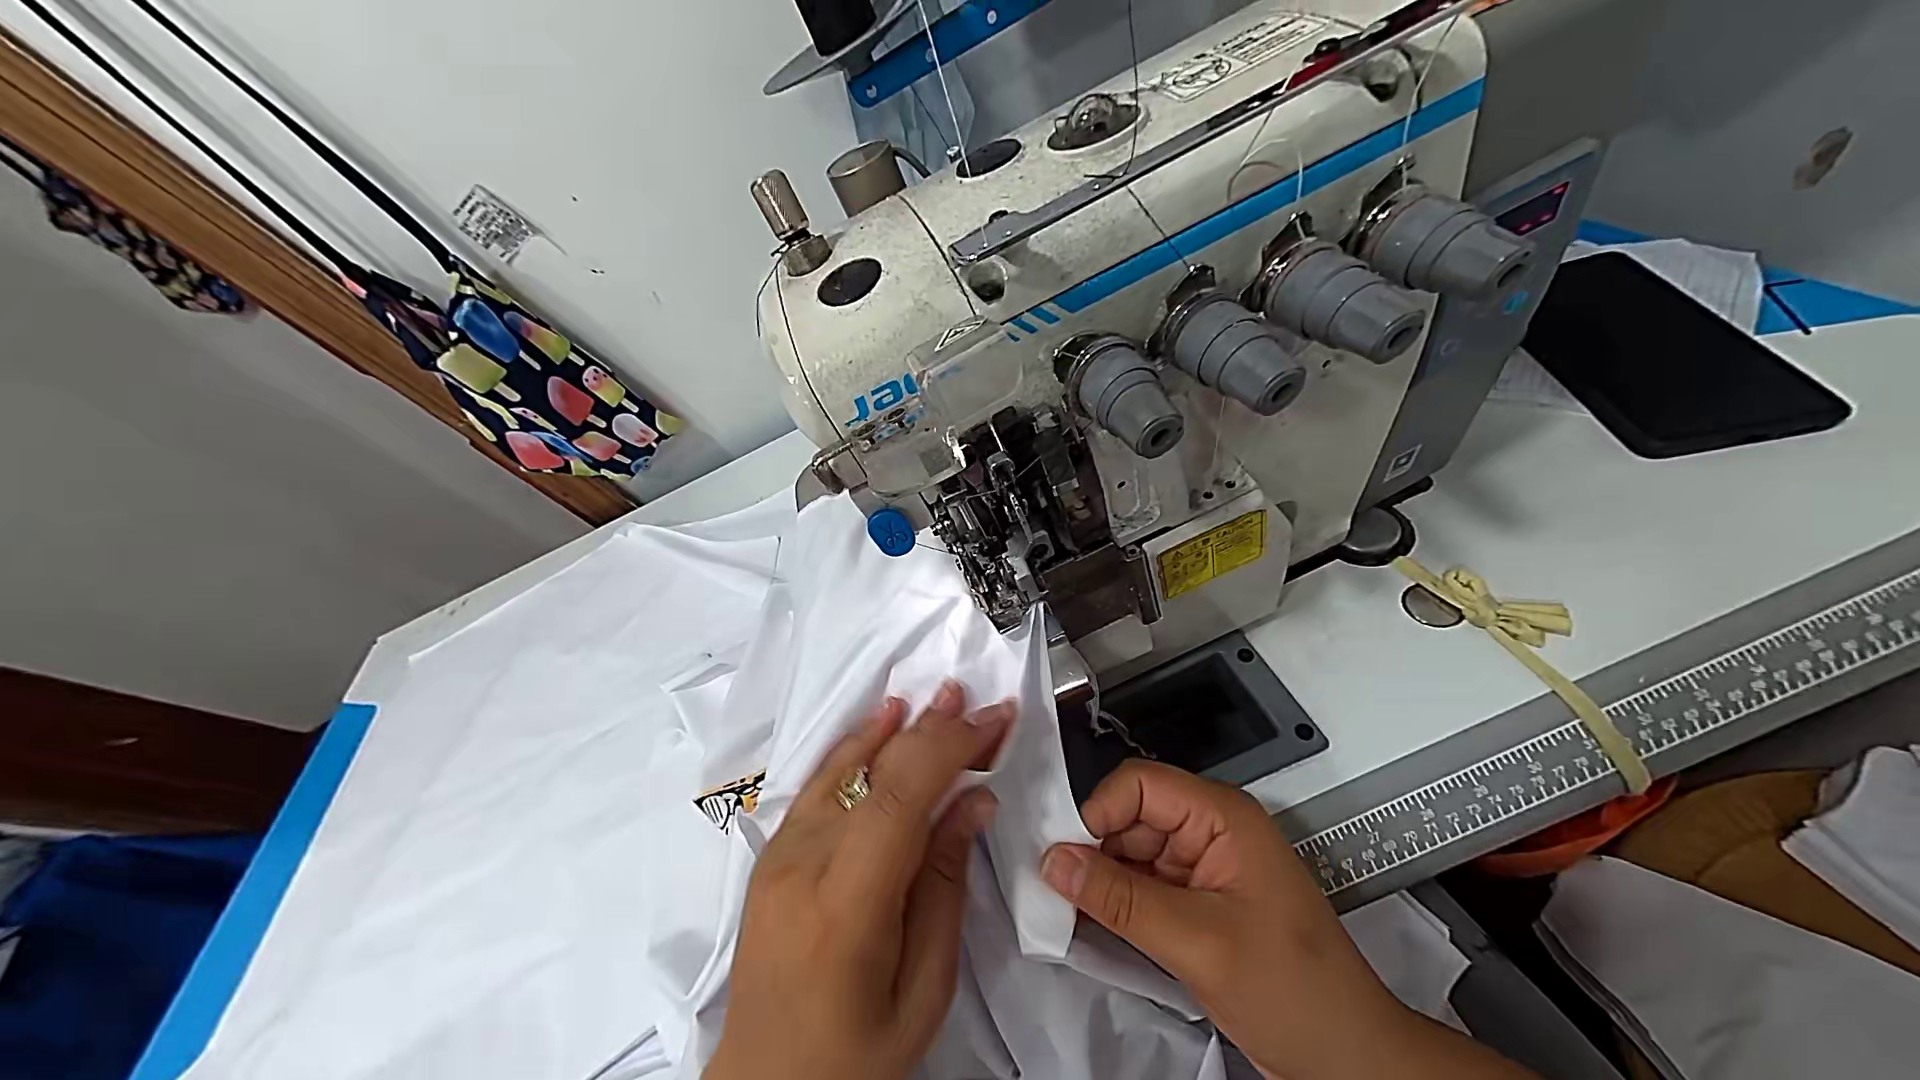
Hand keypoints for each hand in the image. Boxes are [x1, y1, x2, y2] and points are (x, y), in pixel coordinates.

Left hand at [706, 682, 1011, 1079]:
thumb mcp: (923, 988)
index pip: (902, 797)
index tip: (995, 721)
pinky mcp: (771, 855)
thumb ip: (944, 885)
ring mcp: (779, 855)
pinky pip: (818, 784)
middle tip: (975, 700)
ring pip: (843, 768)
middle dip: (932, 730)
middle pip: (874, 774)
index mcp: (845, 905)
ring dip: (895, 728)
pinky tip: (881, 722)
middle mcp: (802, 865)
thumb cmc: (856, 1056)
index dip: (950, 748)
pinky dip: (855, 747)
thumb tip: (973, 803)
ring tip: (936, 698)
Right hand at [1041, 760, 1536, 1079]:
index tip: (1065, 860)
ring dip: (1102, 879)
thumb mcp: (1199, 944)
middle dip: (1093, 850)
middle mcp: (1207, 827)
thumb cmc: (1290, 990)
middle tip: (1059, 893)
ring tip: (1071, 913)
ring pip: (1129, 849)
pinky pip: (1141, 881)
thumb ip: (1121, 899)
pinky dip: (1117, 899)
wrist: (1350, 1059)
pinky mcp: (1195, 896)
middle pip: (1130, 815)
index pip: (1139, 784)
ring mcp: (1202, 863)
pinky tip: (1094, 922)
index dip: (1098, 812)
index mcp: (1219, 815)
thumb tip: (1051, 861)